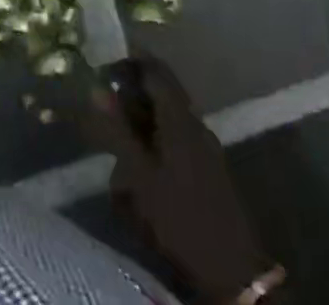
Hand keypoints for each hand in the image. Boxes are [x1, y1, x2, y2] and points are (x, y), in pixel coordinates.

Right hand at [84, 57, 275, 303]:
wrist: (232, 271)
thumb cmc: (180, 216)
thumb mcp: (138, 174)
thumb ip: (115, 130)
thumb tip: (96, 91)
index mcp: (180, 120)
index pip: (156, 71)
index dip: (130, 58)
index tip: (102, 56)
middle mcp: (195, 126)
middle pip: (161, 91)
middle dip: (130, 86)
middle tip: (98, 89)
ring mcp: (203, 148)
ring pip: (166, 115)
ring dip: (138, 112)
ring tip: (109, 122)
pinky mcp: (204, 169)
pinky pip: (172, 136)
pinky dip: (149, 133)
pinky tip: (133, 153)